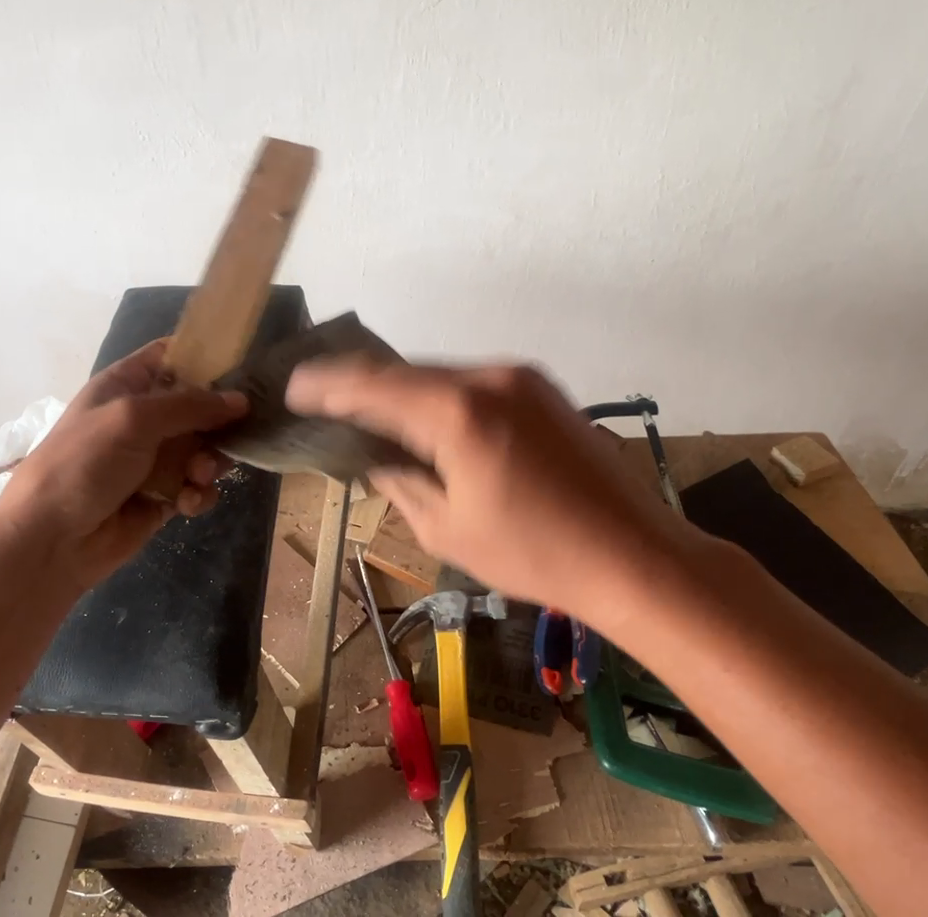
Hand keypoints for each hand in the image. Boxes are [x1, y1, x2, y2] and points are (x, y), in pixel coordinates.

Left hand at [0, 339, 247, 586]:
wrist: (51, 539)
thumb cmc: (84, 463)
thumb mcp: (133, 419)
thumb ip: (190, 405)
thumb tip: (241, 400)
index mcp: (126, 385)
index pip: (171, 356)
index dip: (205, 358)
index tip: (243, 367)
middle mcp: (141, 418)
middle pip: (198, 406)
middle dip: (219, 420)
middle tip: (232, 432)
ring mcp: (152, 459)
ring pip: (204, 449)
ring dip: (210, 461)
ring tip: (199, 475)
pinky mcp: (162, 497)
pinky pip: (196, 487)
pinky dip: (198, 493)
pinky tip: (188, 503)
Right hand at [285, 359, 704, 612]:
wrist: (633, 555)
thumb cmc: (534, 555)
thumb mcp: (447, 528)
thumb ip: (400, 482)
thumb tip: (374, 458)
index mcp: (459, 413)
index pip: (374, 385)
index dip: (327, 384)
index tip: (293, 386)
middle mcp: (489, 378)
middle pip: (406, 372)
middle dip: (363, 386)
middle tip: (325, 402)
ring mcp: (521, 377)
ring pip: (440, 375)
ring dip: (404, 392)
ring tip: (370, 415)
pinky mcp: (542, 389)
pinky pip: (473, 383)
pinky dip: (440, 397)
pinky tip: (427, 422)